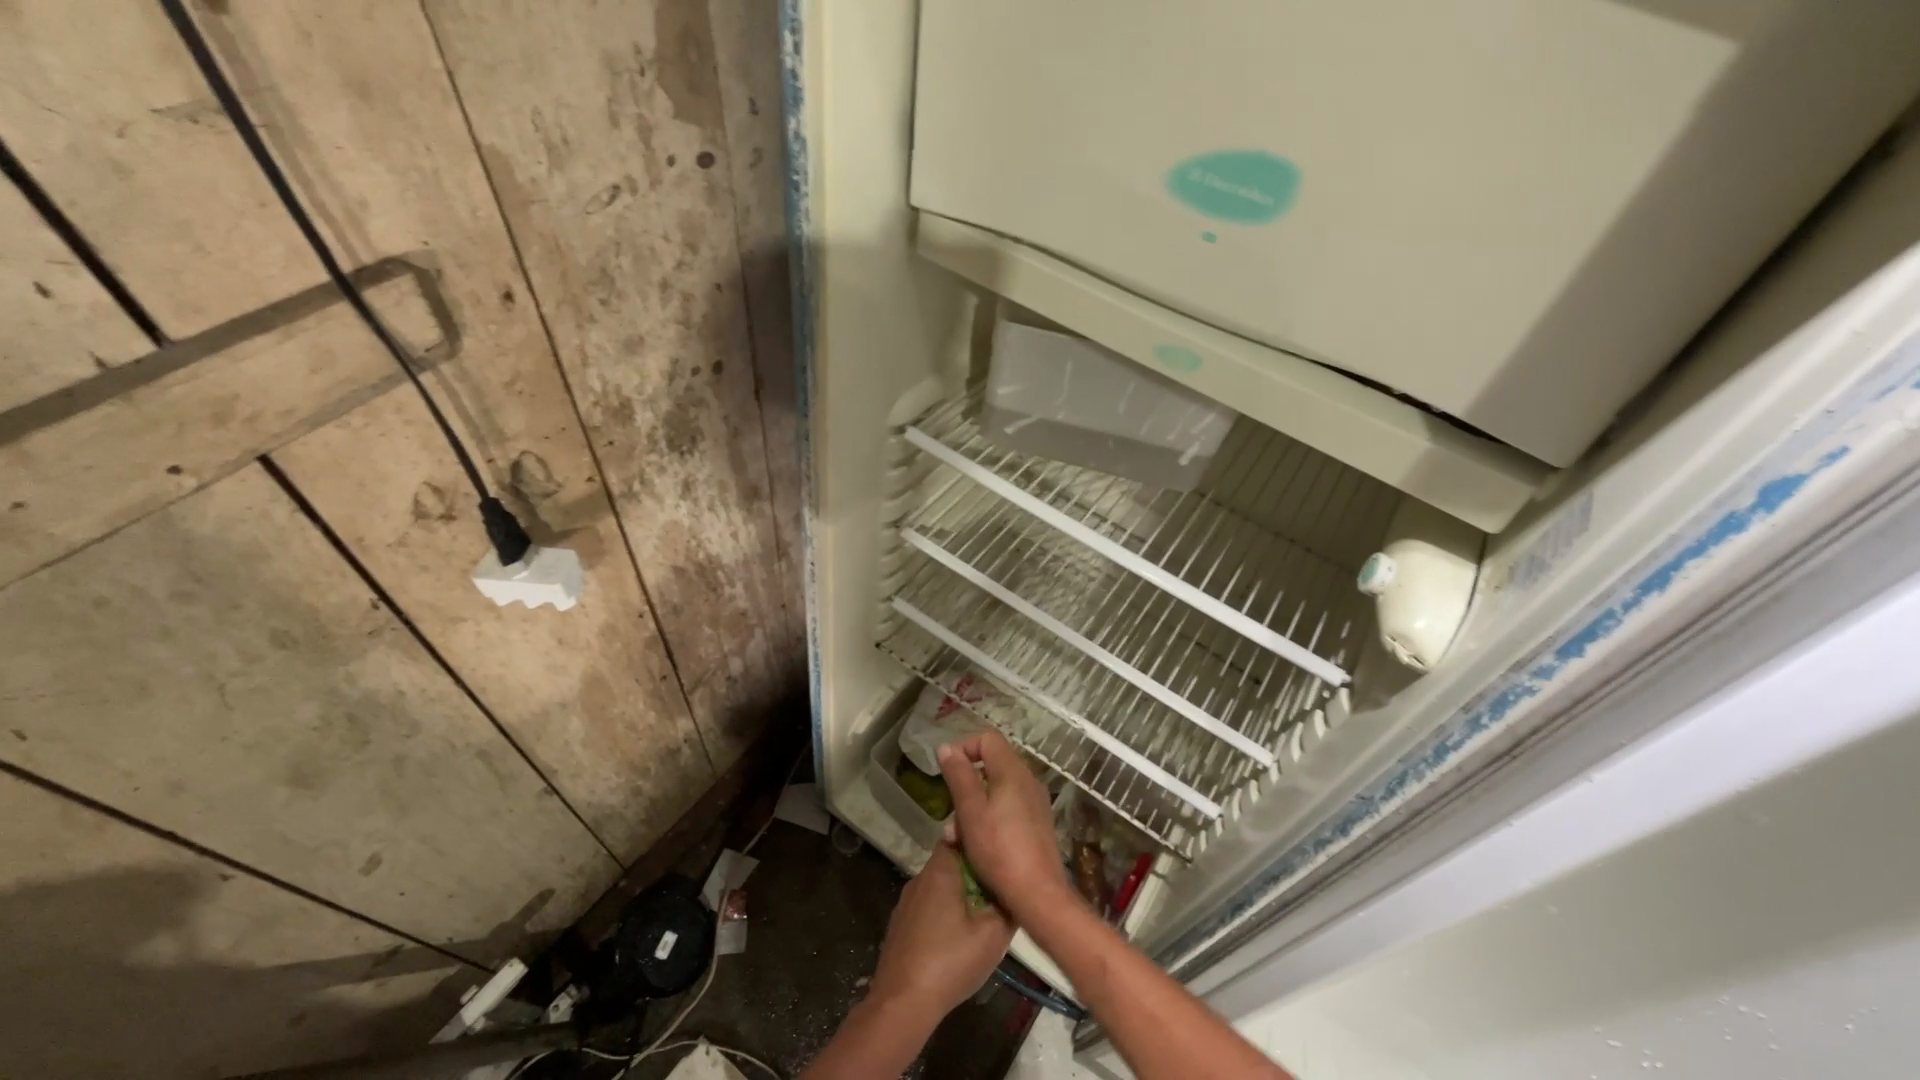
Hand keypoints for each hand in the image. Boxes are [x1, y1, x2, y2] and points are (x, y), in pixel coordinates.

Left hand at [868, 844, 1014, 1022]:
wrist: (903, 1003)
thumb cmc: (950, 962)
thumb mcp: (993, 934)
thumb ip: (1007, 905)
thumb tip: (1013, 889)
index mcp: (939, 872)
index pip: (958, 837)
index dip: (980, 843)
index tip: (999, 858)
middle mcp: (918, 880)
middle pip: (950, 864)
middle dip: (974, 875)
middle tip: (998, 893)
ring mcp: (905, 905)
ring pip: (939, 889)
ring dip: (959, 898)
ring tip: (982, 918)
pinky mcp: (900, 927)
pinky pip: (928, 909)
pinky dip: (943, 916)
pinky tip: (956, 940)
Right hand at [938, 732, 1070, 918]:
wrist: (1038, 894)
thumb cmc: (999, 850)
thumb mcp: (970, 812)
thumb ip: (958, 776)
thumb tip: (947, 747)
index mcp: (1013, 771)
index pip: (987, 739)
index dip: (963, 747)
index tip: (946, 772)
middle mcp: (1029, 780)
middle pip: (992, 764)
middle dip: (965, 783)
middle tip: (950, 812)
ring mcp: (1036, 802)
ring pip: (998, 789)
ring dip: (974, 805)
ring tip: (957, 836)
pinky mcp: (1038, 822)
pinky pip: (1009, 806)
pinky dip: (989, 816)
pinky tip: (978, 843)